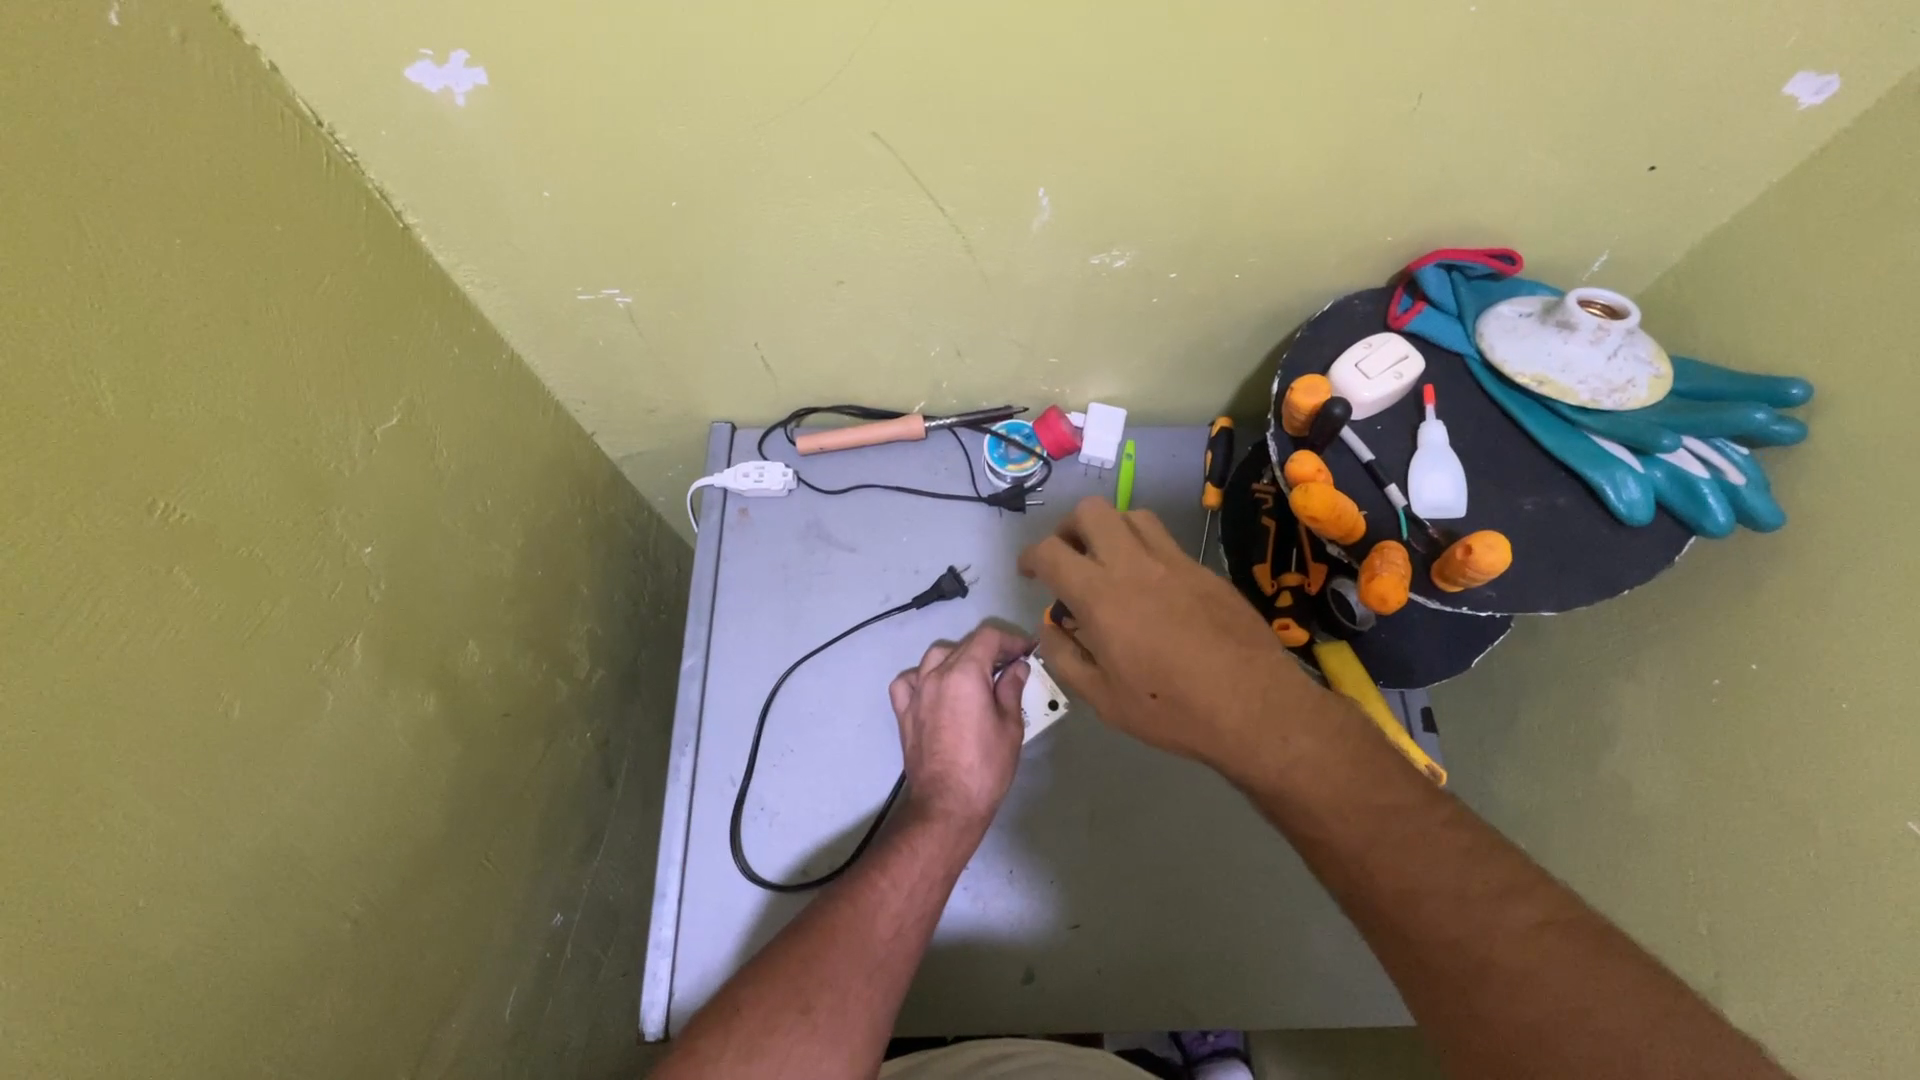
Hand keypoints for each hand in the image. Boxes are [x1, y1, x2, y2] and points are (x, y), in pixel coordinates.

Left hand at [888, 623, 1032, 829]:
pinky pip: (908, 681)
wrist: (947, 804)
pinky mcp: (904, 712)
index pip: (988, 639)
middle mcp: (935, 675)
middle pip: (964, 646)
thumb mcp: (1010, 725)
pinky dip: (922, 677)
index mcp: (964, 674)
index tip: (1026, 651)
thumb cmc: (986, 766)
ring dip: (958, 659)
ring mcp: (916, 693)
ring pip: (935, 657)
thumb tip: (1017, 666)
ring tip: (976, 676)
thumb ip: (1011, 689)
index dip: (1010, 640)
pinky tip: (936, 688)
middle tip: (1011, 666)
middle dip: (990, 650)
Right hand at [1018, 497, 1332, 775]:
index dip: (1030, 556)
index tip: (1029, 572)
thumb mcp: (1102, 698)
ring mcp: (1174, 562)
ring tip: (1109, 563)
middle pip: (1090, 511)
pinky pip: (1166, 541)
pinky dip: (1145, 549)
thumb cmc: (1170, 710)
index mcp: (1100, 596)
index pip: (1050, 551)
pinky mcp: (1205, 570)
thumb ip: (1065, 656)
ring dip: (1110, 530)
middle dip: (1068, 528)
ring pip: (1132, 515)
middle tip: (1068, 558)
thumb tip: (1051, 627)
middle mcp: (1134, 565)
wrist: (1255, 706)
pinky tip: (1151, 586)